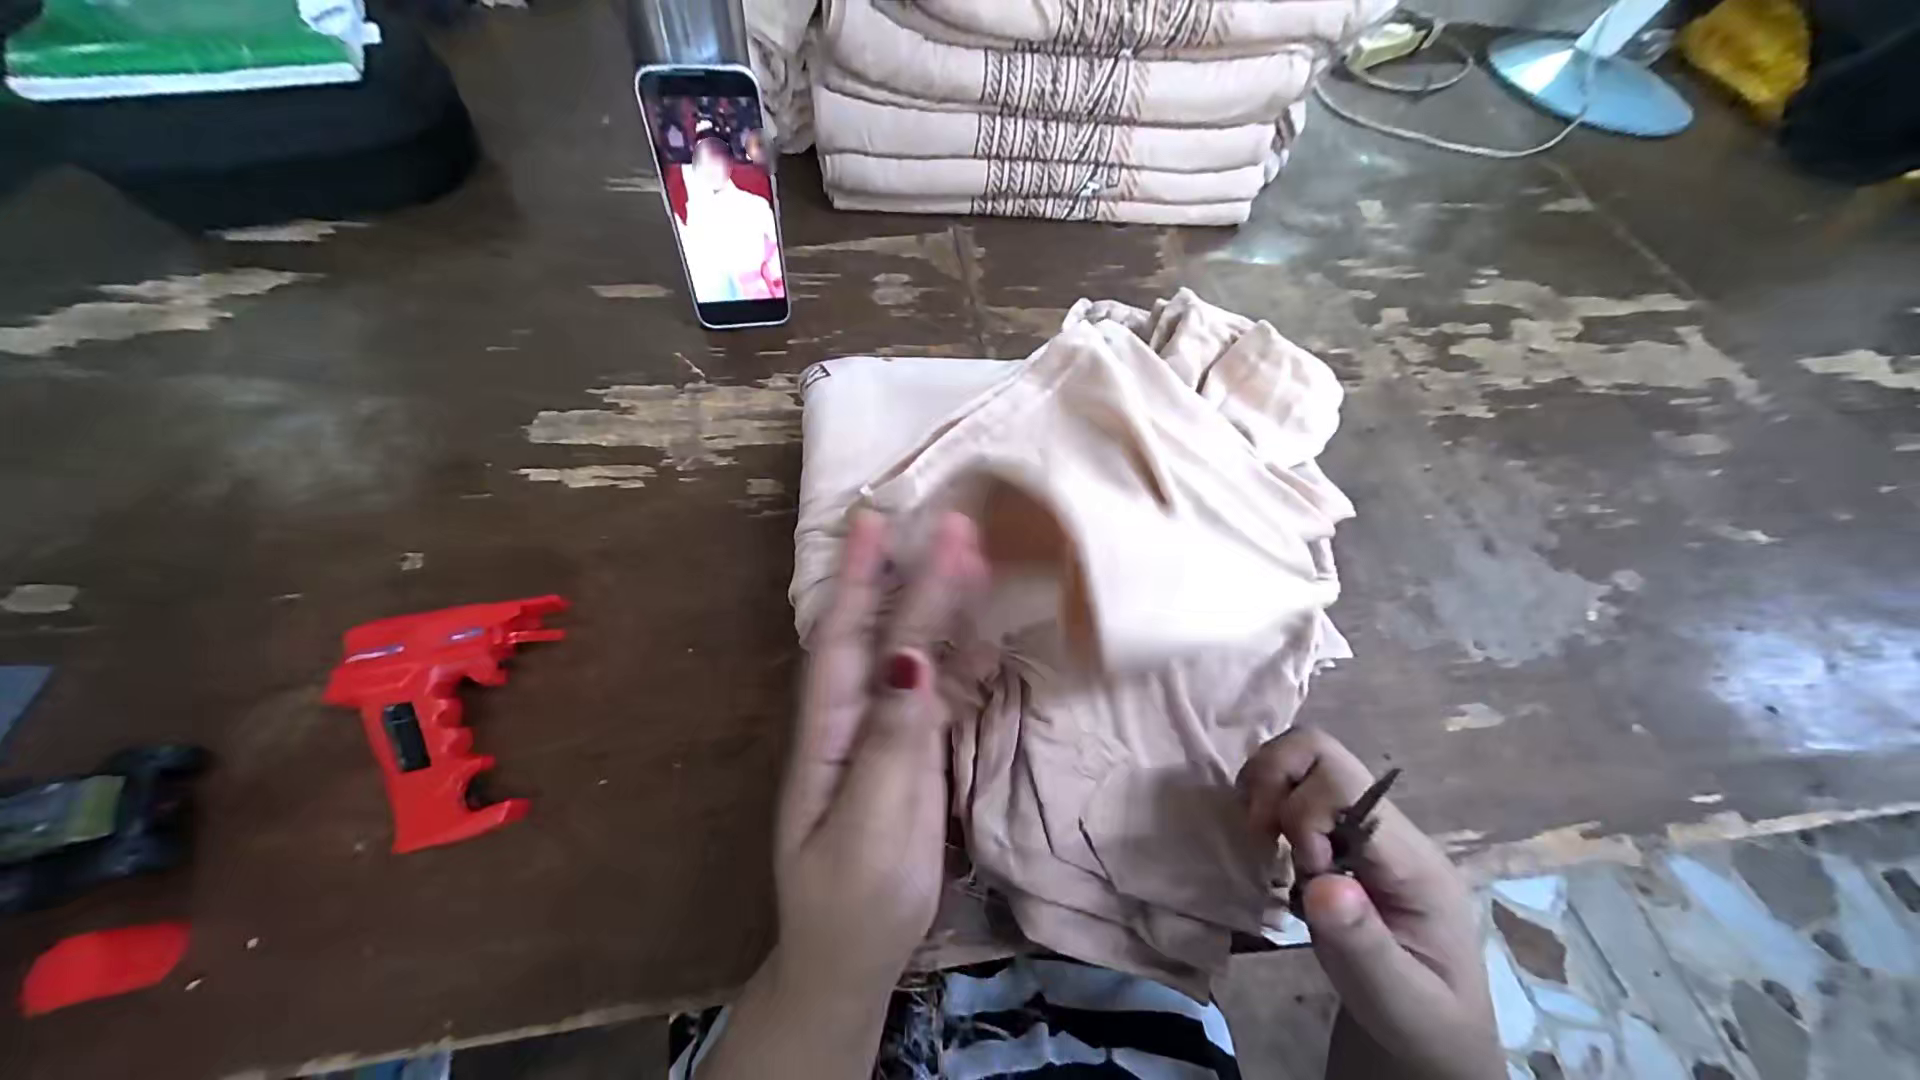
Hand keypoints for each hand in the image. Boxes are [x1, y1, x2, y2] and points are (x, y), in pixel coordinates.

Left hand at [700, 511, 984, 1079]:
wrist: (853, 954)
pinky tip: (990, 631)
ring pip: (918, 652)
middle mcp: (854, 713)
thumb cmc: (850, 898)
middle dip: (914, 576)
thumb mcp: (868, 826)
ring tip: (975, 558)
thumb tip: (911, 658)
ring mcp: (888, 728)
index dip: (862, 577)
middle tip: (952, 524)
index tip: (879, 520)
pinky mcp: (916, 748)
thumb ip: (892, 741)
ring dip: (945, 606)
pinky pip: (943, 691)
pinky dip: (966, 659)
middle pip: (885, 631)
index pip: (848, 637)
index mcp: (828, 726)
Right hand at [1239, 728, 1500, 1079]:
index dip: (1302, 814)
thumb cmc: (1418, 1019)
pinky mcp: (1337, 827)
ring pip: (1299, 755)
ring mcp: (1362, 822)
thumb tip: (1323, 881)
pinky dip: (1264, 796)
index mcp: (1412, 859)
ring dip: (1264, 785)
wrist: (1430, 1032)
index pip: (1345, 785)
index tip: (1303, 872)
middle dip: (1271, 778)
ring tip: (1261, 835)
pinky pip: (1292, 780)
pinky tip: (1266, 837)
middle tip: (1260, 832)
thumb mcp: (1398, 1001)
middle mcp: (1387, 825)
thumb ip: (1364, 944)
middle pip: (1318, 749)